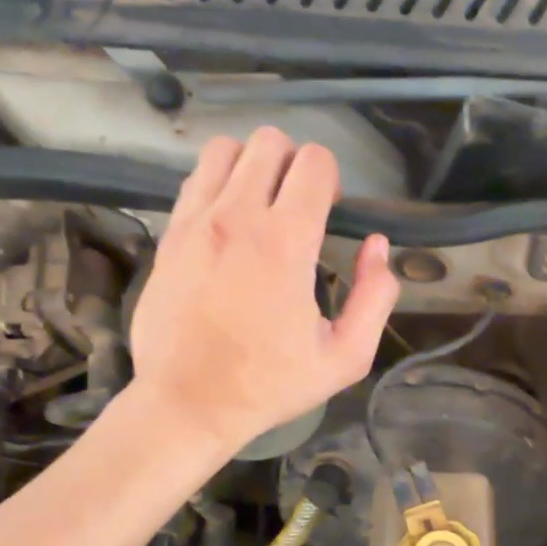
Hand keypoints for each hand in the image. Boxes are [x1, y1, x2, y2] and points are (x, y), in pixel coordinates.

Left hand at [123, 128, 399, 449]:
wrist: (188, 403)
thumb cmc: (270, 386)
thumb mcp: (344, 358)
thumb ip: (375, 298)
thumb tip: (377, 247)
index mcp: (285, 242)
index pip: (314, 161)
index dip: (330, 179)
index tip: (328, 213)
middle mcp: (237, 216)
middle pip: (269, 142)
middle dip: (292, 165)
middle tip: (296, 208)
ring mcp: (195, 222)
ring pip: (225, 150)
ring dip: (250, 167)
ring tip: (258, 208)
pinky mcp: (168, 236)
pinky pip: (195, 181)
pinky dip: (218, 187)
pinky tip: (227, 227)